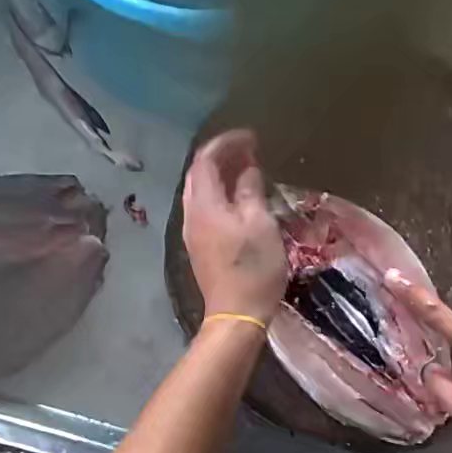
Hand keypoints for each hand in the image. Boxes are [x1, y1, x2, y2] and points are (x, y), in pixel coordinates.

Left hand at [183, 129, 287, 323]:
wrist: (236, 315)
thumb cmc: (253, 268)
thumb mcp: (260, 224)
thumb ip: (250, 191)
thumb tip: (247, 169)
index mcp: (204, 205)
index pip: (205, 161)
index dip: (226, 143)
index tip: (252, 137)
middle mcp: (191, 215)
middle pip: (198, 175)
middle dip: (221, 157)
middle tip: (250, 150)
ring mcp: (192, 233)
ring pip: (200, 193)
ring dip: (220, 176)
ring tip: (247, 169)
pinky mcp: (199, 248)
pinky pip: (205, 210)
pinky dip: (220, 195)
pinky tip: (239, 199)